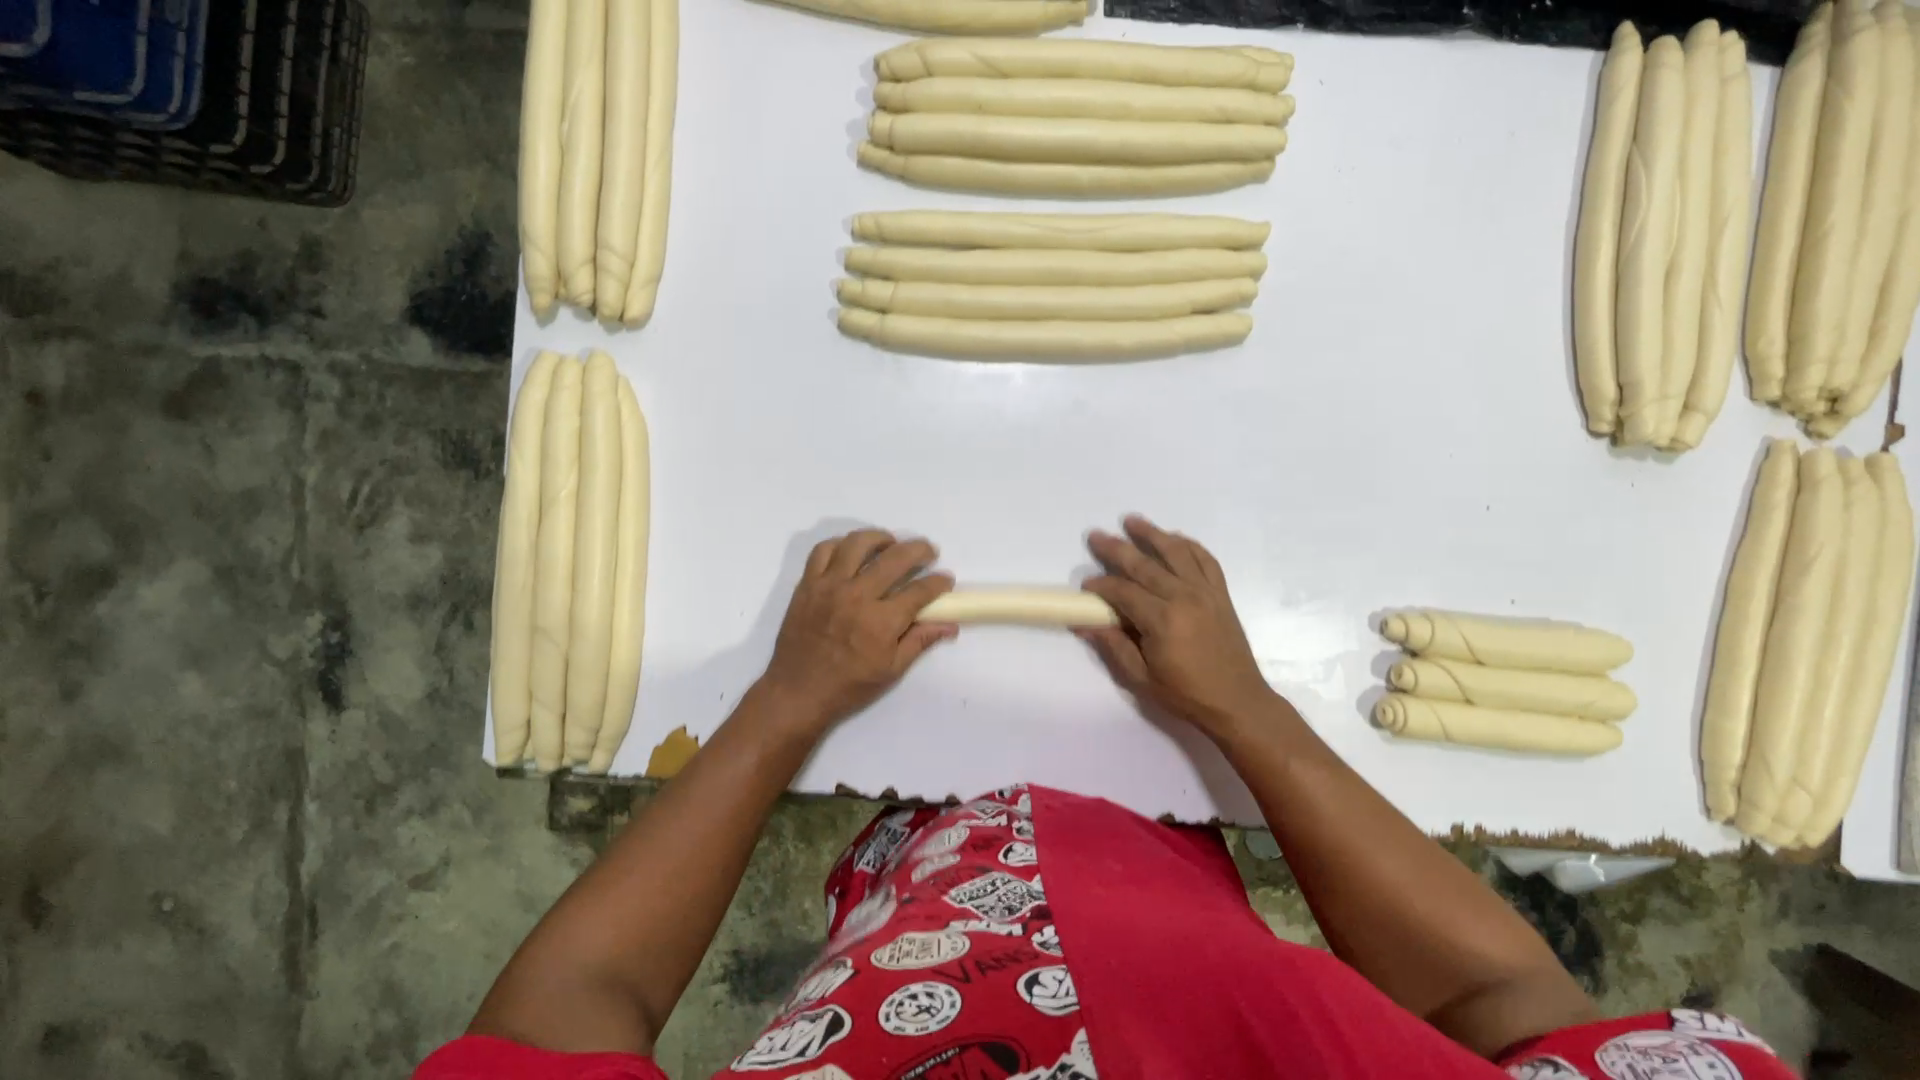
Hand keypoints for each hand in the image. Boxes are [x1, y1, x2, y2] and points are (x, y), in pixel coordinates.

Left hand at [759, 529, 955, 732]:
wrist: (797, 691)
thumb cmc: (848, 686)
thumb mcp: (891, 670)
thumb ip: (920, 641)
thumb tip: (950, 625)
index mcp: (881, 621)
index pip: (919, 591)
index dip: (938, 582)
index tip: (945, 579)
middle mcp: (857, 596)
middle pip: (895, 558)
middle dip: (919, 550)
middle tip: (927, 552)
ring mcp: (829, 586)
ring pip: (858, 543)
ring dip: (880, 538)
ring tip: (890, 544)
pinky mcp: (807, 584)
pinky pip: (823, 550)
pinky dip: (840, 544)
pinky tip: (852, 552)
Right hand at [1079, 515, 1280, 740]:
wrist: (1237, 702)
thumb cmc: (1186, 695)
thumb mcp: (1141, 678)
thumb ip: (1113, 646)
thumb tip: (1084, 624)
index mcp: (1162, 620)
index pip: (1123, 592)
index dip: (1101, 586)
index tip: (1086, 585)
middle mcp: (1184, 597)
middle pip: (1145, 565)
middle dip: (1117, 549)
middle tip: (1096, 536)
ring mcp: (1206, 592)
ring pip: (1176, 553)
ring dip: (1153, 534)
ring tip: (1132, 520)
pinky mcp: (1221, 594)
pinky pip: (1206, 560)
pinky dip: (1190, 545)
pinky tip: (1175, 538)